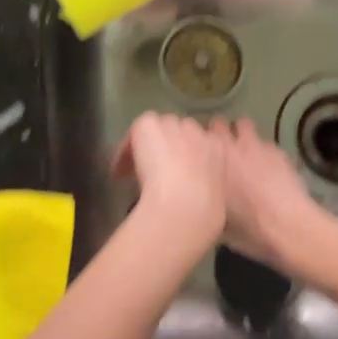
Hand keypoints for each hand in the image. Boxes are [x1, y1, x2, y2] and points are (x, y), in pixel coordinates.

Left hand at [111, 112, 225, 245]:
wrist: (185, 206)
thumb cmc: (205, 213)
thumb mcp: (217, 200)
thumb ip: (208, 190)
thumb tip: (199, 201)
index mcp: (217, 149)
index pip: (202, 142)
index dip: (187, 156)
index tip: (178, 173)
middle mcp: (196, 132)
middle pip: (180, 130)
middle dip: (169, 147)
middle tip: (158, 170)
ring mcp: (172, 126)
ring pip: (157, 128)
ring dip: (150, 145)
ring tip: (137, 168)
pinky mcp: (149, 125)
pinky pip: (136, 131)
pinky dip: (126, 148)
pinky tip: (120, 169)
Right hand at [213, 118, 329, 270]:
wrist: (290, 228)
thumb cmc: (251, 231)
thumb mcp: (220, 226)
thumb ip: (211, 202)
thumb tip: (209, 200)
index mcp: (213, 164)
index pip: (198, 136)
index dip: (201, 143)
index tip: (202, 153)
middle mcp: (231, 147)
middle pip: (219, 122)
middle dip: (220, 132)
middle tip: (223, 148)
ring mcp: (256, 145)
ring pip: (243, 124)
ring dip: (242, 134)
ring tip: (245, 151)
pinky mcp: (277, 150)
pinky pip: (265, 143)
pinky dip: (264, 152)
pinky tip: (270, 168)